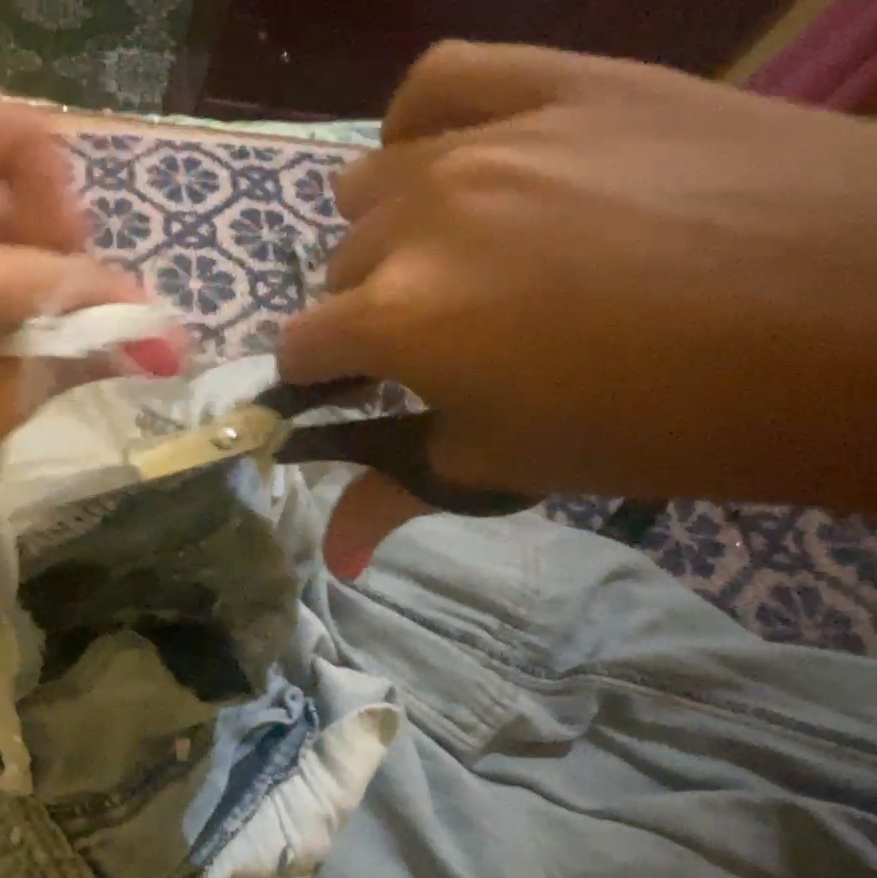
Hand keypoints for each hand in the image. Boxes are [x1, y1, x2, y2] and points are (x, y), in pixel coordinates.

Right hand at [281, 43, 876, 574]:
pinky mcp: (562, 84)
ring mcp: (487, 141)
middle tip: (434, 336)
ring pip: (370, 185)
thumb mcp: (507, 466)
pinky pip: (440, 79)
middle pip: (336, 271)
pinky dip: (420, 119)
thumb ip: (392, 493)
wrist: (868, 319)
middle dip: (364, 311)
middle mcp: (417, 221)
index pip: (298, 348)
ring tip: (453, 250)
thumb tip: (333, 557)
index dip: (319, 380)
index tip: (358, 394)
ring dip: (387, 228)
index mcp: (396, 318)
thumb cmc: (667, 418)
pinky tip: (449, 155)